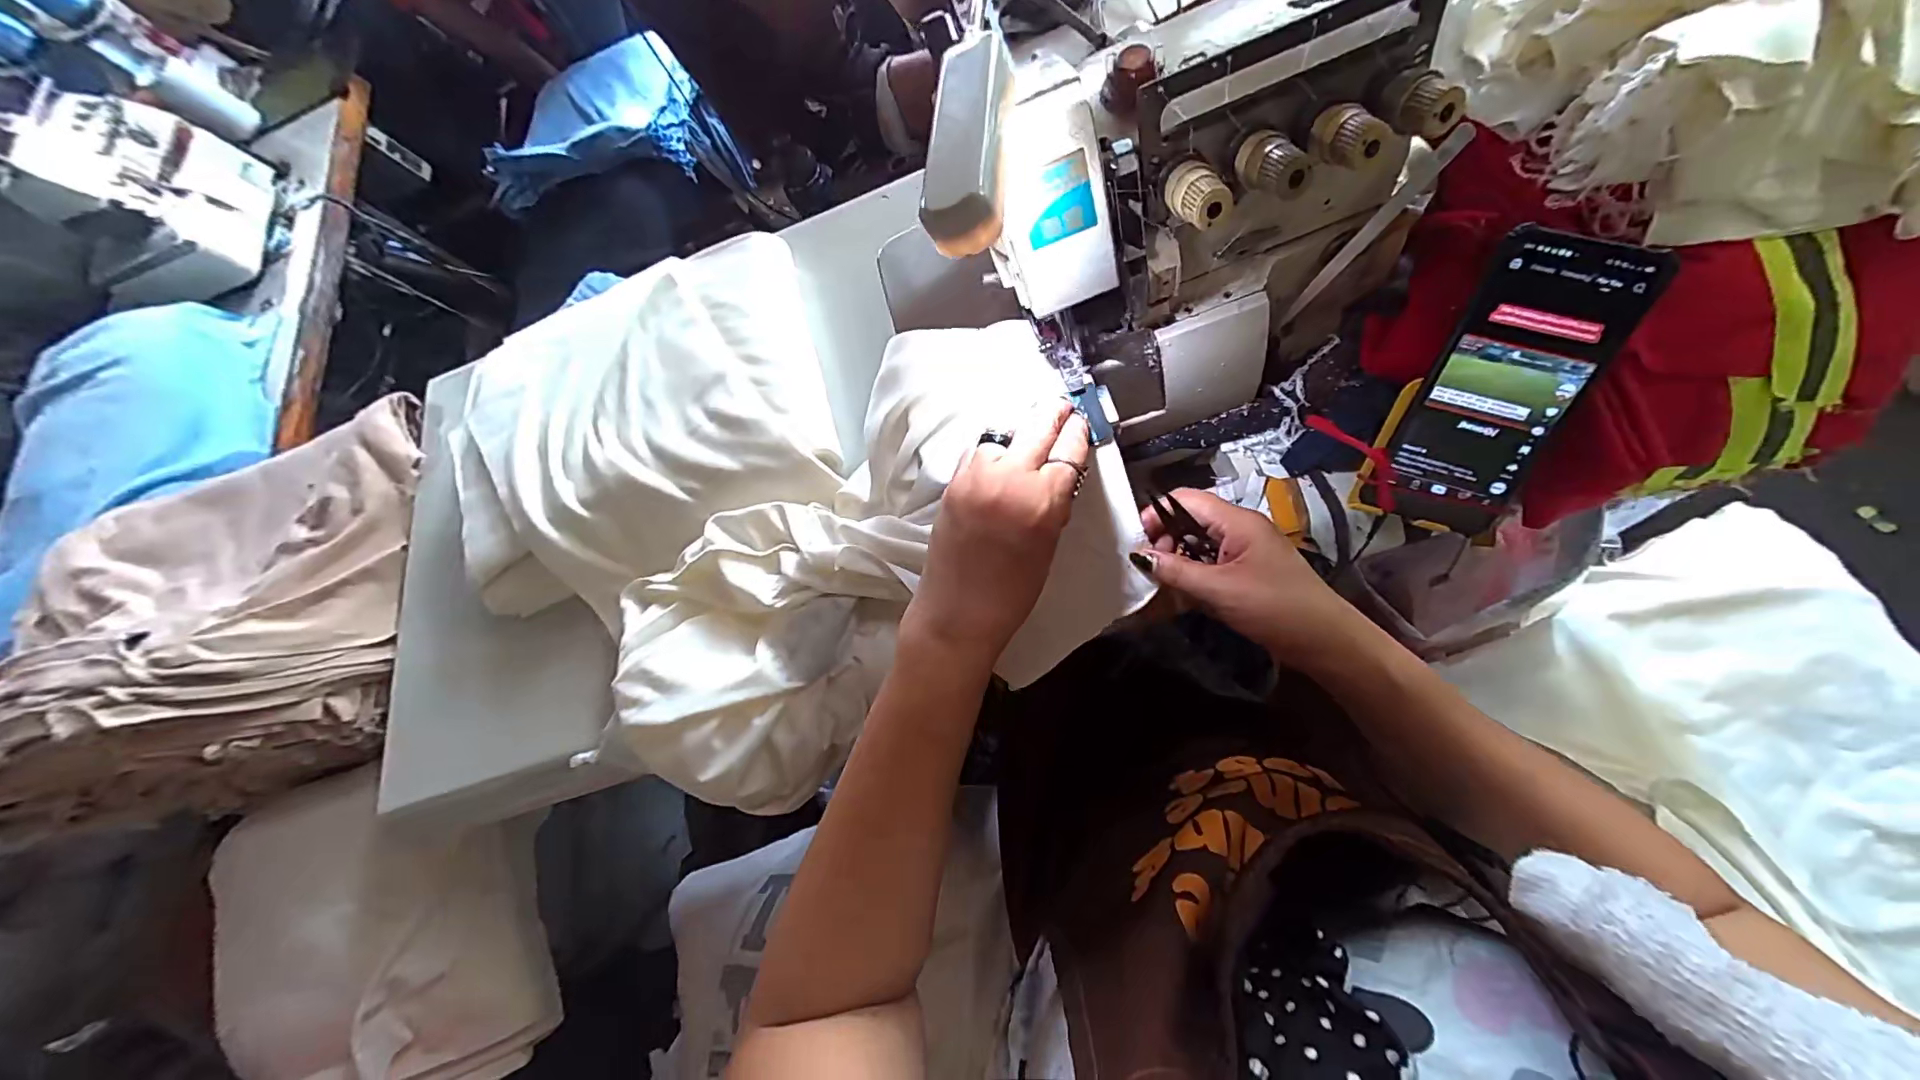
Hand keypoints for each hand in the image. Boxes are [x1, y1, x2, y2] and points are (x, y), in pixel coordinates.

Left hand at [905, 399, 1090, 664]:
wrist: (957, 613)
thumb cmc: (1011, 592)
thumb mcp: (1049, 546)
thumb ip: (1055, 504)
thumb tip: (1060, 474)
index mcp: (1042, 500)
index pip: (1068, 449)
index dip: (1078, 432)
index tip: (1081, 421)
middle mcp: (1009, 479)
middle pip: (1037, 426)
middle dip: (1054, 413)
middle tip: (1062, 405)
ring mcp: (976, 478)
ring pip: (1003, 434)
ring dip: (1018, 432)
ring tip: (1027, 437)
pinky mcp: (953, 483)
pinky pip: (978, 451)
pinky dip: (992, 448)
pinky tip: (999, 456)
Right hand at [1135, 488, 1374, 670]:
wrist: (1324, 640)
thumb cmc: (1273, 607)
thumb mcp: (1218, 589)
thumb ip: (1176, 571)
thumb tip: (1140, 556)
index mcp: (1236, 521)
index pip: (1185, 499)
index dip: (1157, 514)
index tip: (1139, 542)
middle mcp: (1240, 528)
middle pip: (1190, 519)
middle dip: (1166, 539)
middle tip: (1153, 568)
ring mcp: (1245, 549)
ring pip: (1199, 542)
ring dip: (1179, 559)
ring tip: (1167, 583)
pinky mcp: (1247, 570)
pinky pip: (1211, 561)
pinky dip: (1195, 573)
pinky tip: (1187, 593)